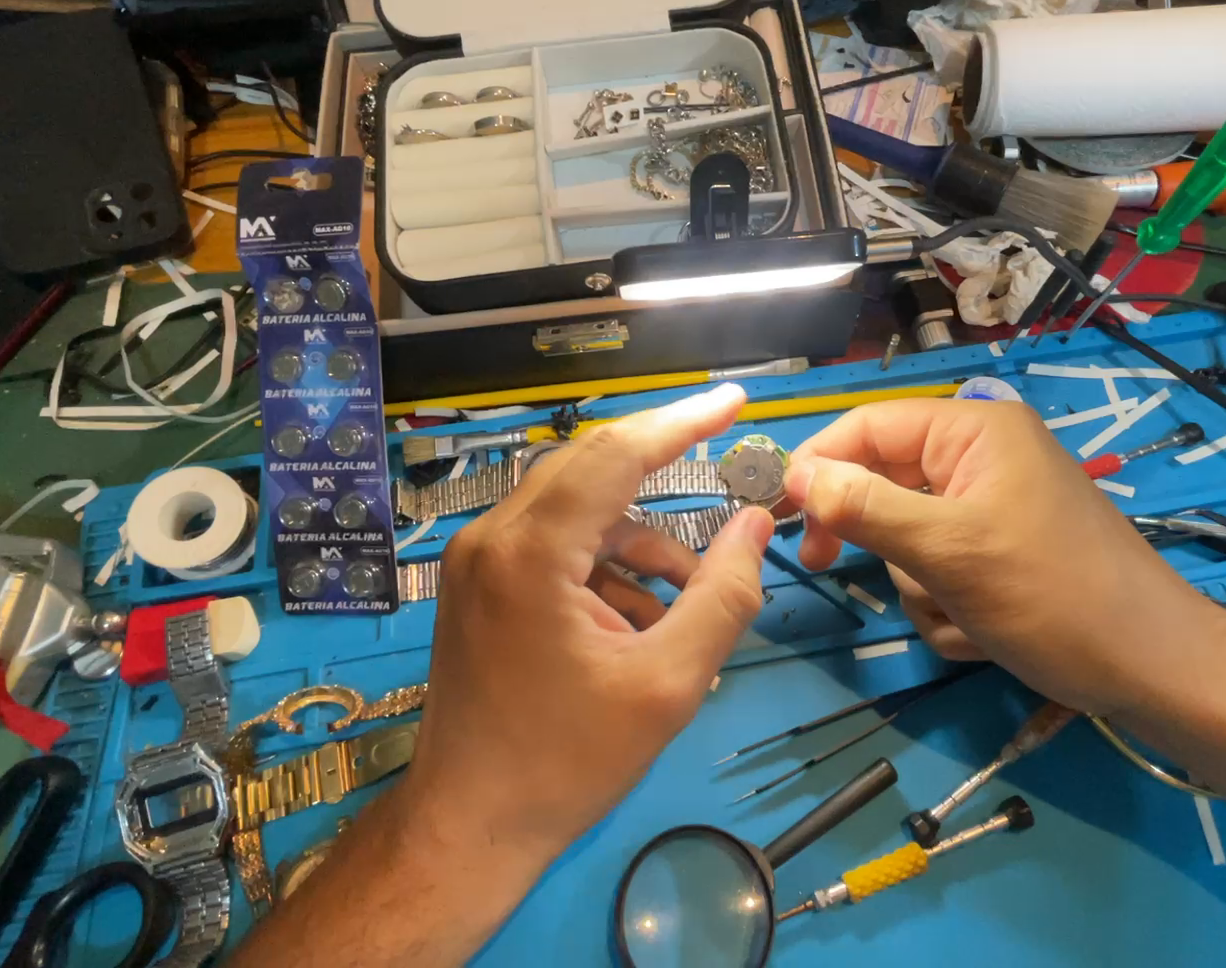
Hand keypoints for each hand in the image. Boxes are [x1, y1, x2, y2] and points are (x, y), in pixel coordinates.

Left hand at [403, 383, 773, 868]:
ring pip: (577, 509)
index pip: (616, 454)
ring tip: (687, 597)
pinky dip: (605, 565)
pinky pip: (555, 544)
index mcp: (531, 552)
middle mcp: (493, 536)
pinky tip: (638, 621)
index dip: (682, 422)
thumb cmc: (568, 762)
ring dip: (638, 539)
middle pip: (592, 469)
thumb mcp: (669, 684)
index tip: (734, 399)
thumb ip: (723, 597)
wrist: (469, 827)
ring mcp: (478, 558)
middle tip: (721, 466)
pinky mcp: (480, 582)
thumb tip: (756, 525)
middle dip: (662, 468)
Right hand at [785, 398, 1225, 717]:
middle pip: (883, 482)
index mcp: (973, 431)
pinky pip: (935, 569)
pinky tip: (981, 630)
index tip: (777, 509)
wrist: (1156, 675)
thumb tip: (796, 475)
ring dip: (918, 584)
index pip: (869, 426)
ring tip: (961, 613)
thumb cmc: (1055, 596)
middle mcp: (978, 460)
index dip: (818, 461)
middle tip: (823, 563)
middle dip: (873, 536)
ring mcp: (988, 510)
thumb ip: (865, 507)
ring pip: (904, 536)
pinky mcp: (995, 555)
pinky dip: (944, 604)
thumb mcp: (949, 549)